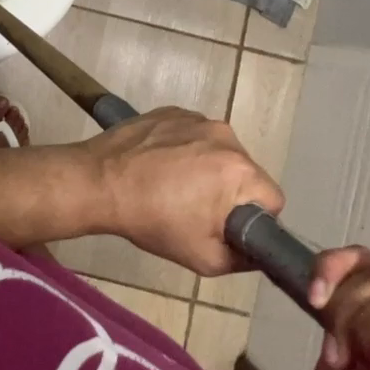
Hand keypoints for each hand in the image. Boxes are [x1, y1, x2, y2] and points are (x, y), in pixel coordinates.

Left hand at [80, 107, 282, 274]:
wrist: (98, 181)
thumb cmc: (152, 220)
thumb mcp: (206, 259)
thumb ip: (243, 259)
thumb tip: (256, 250)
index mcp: (240, 169)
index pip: (272, 199)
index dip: (253, 218)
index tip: (226, 225)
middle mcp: (225, 135)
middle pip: (245, 172)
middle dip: (229, 192)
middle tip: (196, 208)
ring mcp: (195, 117)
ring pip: (219, 151)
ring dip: (206, 167)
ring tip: (173, 185)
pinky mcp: (171, 110)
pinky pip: (193, 134)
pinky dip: (184, 148)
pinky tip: (159, 164)